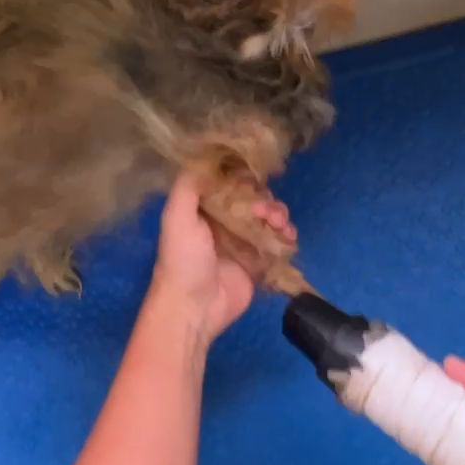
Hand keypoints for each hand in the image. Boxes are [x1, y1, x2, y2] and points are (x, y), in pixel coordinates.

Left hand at [142, 171, 289, 347]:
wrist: (194, 307)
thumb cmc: (183, 258)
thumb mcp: (177, 216)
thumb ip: (189, 185)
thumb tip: (208, 158)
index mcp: (204, 208)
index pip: (229, 183)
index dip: (244, 177)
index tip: (254, 177)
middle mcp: (224, 222)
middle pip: (254, 199)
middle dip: (265, 199)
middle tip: (265, 211)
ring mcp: (243, 242)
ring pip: (270, 218)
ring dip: (279, 215)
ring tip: (278, 224)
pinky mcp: (258, 262)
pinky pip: (278, 242)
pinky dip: (287, 236)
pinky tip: (287, 237)